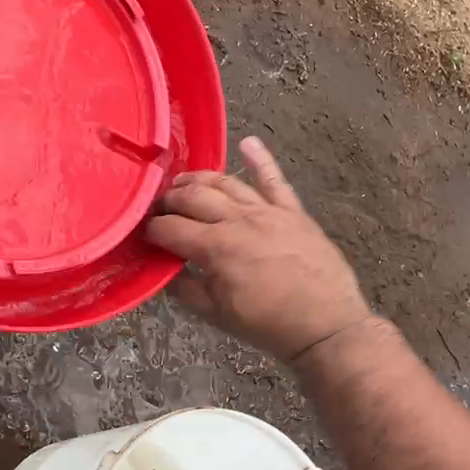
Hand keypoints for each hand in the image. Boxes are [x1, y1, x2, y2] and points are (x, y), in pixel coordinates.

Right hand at [146, 136, 374, 359]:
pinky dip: (261, 158)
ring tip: (182, 182)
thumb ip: (184, 289)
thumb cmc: (268, 325)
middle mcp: (238, 220)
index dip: (151, 229)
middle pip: (192, 197)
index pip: (169, 228)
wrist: (328, 327)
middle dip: (167, 200)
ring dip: (198, 179)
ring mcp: (268, 211)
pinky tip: (247, 142)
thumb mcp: (216, 315)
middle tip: (157, 208)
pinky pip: (274, 179)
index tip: (142, 233)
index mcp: (215, 248)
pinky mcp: (293, 211)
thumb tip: (162, 270)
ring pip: (225, 182)